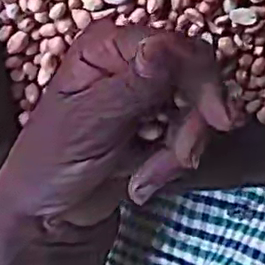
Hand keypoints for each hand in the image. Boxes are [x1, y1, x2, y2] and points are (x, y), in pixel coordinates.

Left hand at [0, 20, 235, 239]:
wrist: (47, 220)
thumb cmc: (49, 165)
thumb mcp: (89, 123)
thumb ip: (131, 85)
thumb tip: (164, 44)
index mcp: (109, 45)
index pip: (173, 45)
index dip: (200, 77)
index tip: (217, 117)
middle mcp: (134, 58)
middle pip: (195, 71)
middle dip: (193, 119)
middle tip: (184, 157)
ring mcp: (150, 88)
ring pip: (199, 103)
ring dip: (182, 146)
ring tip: (147, 178)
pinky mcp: (161, 117)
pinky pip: (192, 129)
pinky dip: (176, 158)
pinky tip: (145, 178)